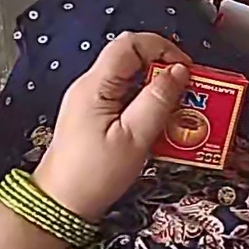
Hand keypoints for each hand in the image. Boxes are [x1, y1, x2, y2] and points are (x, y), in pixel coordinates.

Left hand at [33, 33, 192, 220]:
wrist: (61, 205)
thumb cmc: (94, 174)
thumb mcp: (134, 138)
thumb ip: (158, 100)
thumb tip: (179, 71)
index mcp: (96, 85)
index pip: (130, 43)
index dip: (162, 48)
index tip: (186, 69)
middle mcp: (90, 86)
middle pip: (132, 58)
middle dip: (164, 69)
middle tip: (188, 90)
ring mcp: (91, 100)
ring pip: (131, 78)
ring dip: (158, 88)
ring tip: (179, 108)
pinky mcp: (95, 115)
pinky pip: (126, 97)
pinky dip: (147, 103)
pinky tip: (161, 123)